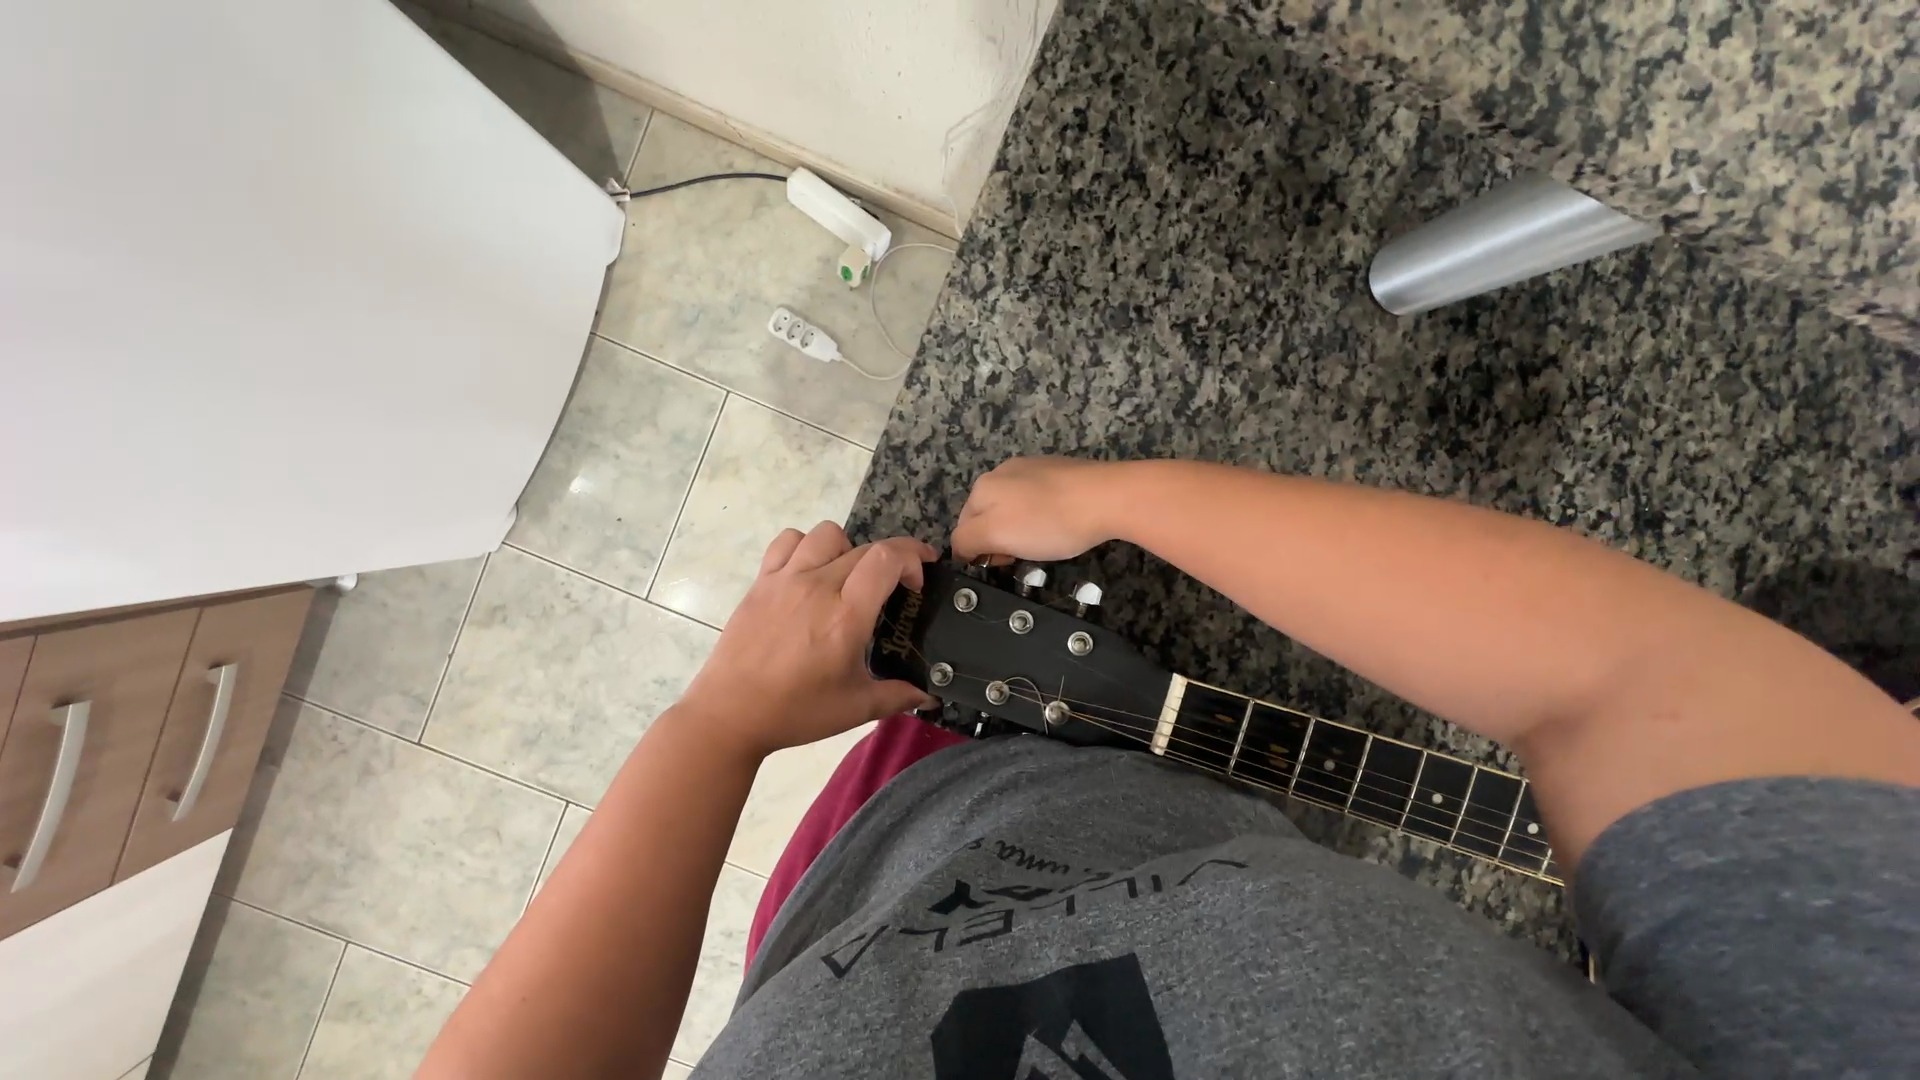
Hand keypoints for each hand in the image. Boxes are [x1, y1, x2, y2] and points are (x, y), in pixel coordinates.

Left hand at [675, 522, 937, 758]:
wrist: (729, 714)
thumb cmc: (795, 711)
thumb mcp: (854, 708)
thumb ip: (897, 696)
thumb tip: (929, 697)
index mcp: (846, 616)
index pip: (887, 558)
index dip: (912, 557)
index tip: (919, 580)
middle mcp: (817, 587)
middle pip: (865, 548)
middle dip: (891, 560)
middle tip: (896, 588)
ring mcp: (785, 580)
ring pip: (827, 534)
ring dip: (849, 548)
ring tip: (849, 577)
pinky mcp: (761, 582)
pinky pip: (788, 542)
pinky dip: (806, 547)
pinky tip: (810, 573)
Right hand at [952, 457, 1124, 561]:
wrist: (1108, 498)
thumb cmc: (1049, 522)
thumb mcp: (997, 536)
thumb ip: (967, 541)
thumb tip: (959, 548)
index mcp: (983, 486)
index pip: (963, 528)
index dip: (979, 553)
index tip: (1005, 564)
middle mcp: (1003, 471)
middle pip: (988, 516)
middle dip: (1001, 539)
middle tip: (1025, 555)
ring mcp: (1034, 467)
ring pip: (1015, 508)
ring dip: (1022, 529)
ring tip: (1046, 542)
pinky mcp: (1060, 471)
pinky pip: (1041, 500)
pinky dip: (1045, 516)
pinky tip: (1062, 524)